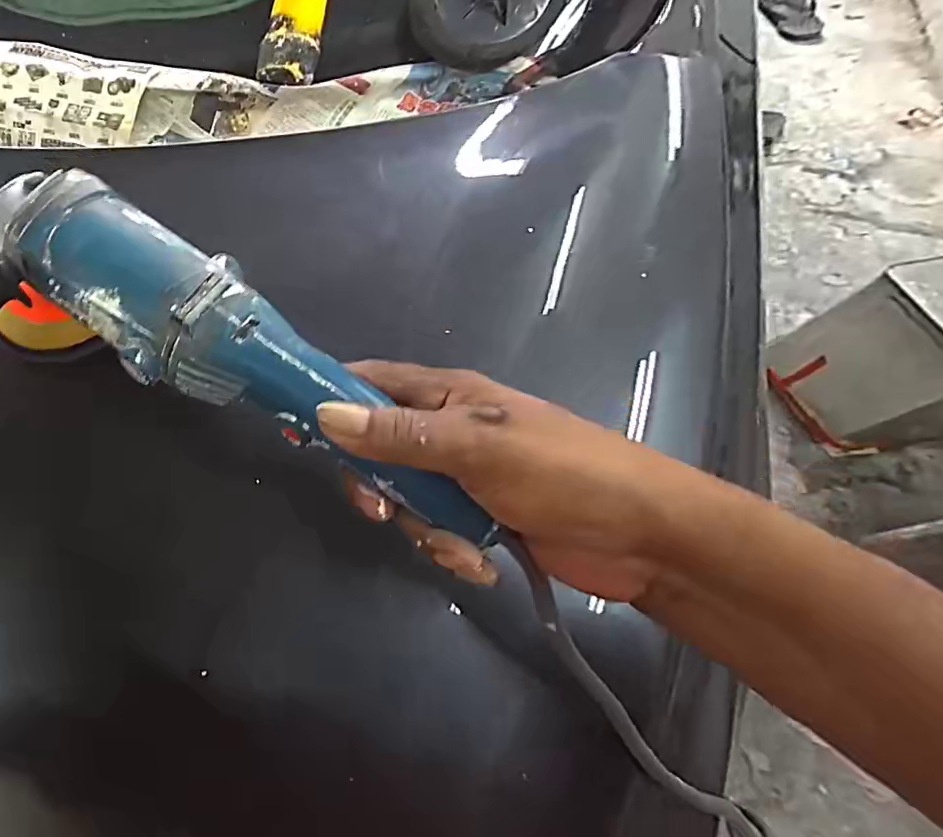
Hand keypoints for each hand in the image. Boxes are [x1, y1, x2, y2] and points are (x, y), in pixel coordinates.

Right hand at [318, 361, 719, 601]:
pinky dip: (450, 546)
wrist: (646, 534)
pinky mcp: (477, 514)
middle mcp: (444, 427)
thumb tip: (325, 412)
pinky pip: (435, 527)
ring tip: (461, 543)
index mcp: (444, 393)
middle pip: (375, 446)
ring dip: (422, 525)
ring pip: (403, 495)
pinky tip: (482, 560)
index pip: (368, 381)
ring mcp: (461, 473)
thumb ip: (398, 432)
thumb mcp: (474, 446)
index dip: (329, 396)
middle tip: (385, 508)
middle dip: (376, 483)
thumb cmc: (561, 470)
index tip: (296, 427)